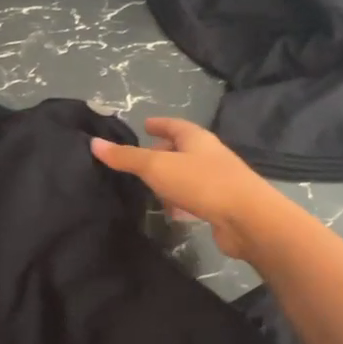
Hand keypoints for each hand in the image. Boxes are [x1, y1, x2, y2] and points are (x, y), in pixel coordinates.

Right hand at [91, 116, 268, 258]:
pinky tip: (171, 212)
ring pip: (187, 175)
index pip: (174, 125)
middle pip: (181, 149)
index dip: (159, 124)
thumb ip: (126, 157)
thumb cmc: (202, 183)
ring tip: (149, 190)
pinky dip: (180, 201)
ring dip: (169, 181)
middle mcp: (209, 155)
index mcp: (196, 139)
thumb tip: (94, 143)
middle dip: (161, 153)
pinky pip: (194, 198)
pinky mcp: (221, 205)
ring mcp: (217, 180)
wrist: (248, 219)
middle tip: (139, 161)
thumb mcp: (157, 167)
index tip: (145, 124)